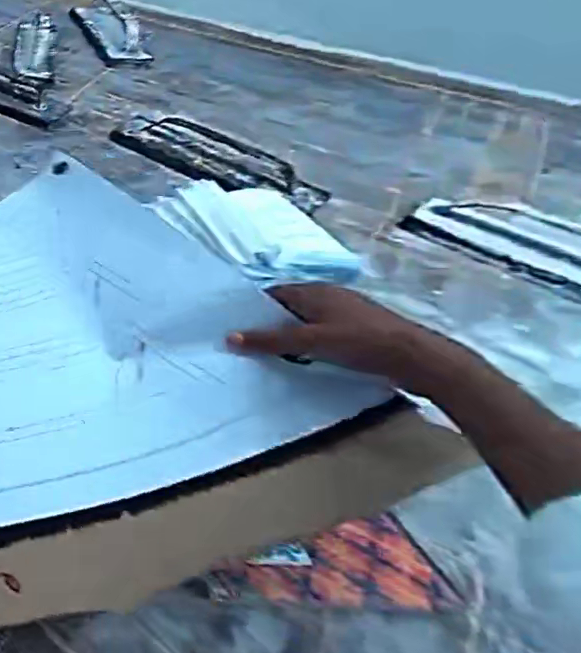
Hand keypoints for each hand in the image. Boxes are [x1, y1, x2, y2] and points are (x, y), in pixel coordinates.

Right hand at [227, 283, 475, 395]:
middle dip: (270, 322)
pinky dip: (312, 341)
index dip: (252, 307)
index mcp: (315, 291)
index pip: (272, 294)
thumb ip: (268, 340)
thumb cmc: (362, 342)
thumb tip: (228, 338)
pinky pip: (325, 330)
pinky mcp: (364, 329)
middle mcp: (331, 296)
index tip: (236, 324)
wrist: (425, 361)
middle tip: (251, 340)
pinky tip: (309, 356)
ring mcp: (350, 312)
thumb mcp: (309, 342)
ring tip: (276, 351)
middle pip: (289, 307)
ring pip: (308, 320)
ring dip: (292, 333)